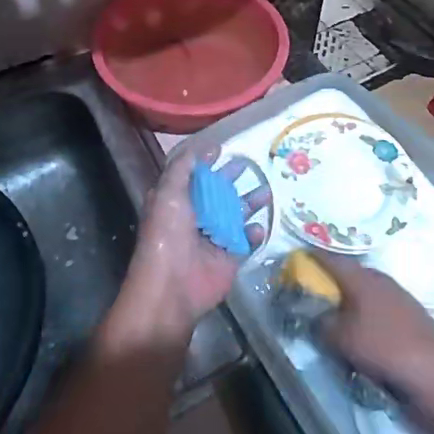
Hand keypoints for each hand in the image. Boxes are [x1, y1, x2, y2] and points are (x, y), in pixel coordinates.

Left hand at [107, 145, 266, 347]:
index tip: (223, 148)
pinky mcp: (229, 258)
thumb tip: (205, 148)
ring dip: (249, 203)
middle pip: (217, 193)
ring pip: (235, 215)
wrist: (173, 286)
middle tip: (252, 164)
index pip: (193, 176)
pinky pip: (245, 241)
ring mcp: (213, 237)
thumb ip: (183, 168)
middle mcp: (194, 216)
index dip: (206, 163)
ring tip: (266, 190)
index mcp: (175, 200)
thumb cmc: (167, 234)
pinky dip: (254, 233)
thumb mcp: (169, 192)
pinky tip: (261, 226)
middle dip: (232, 179)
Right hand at [310, 253, 433, 400]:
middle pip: (344, 274)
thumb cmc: (386, 349)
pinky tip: (358, 338)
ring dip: (344, 304)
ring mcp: (398, 299)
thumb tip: (304, 314)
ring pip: (361, 294)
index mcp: (361, 276)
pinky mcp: (410, 320)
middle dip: (323, 284)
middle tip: (305, 299)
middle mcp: (379, 280)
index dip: (304, 260)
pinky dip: (362, 319)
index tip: (287, 269)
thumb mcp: (340, 337)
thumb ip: (316, 322)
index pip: (325, 257)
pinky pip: (375, 312)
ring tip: (330, 322)